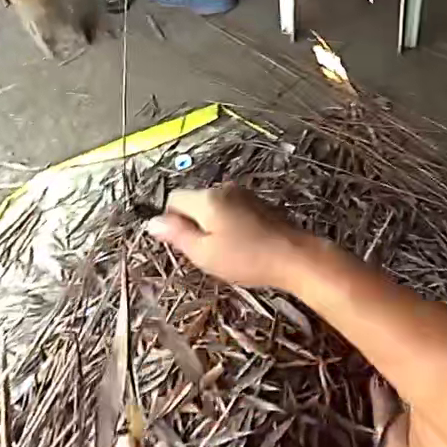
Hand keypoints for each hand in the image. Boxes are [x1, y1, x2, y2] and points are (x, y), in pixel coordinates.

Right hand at [145, 186, 319, 289]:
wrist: (294, 256)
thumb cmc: (246, 258)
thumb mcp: (204, 253)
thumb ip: (176, 234)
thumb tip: (151, 222)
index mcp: (206, 198)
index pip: (173, 198)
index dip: (171, 220)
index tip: (183, 244)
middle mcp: (223, 188)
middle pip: (194, 201)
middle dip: (192, 223)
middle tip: (205, 251)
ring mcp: (243, 194)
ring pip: (213, 206)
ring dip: (211, 225)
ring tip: (225, 250)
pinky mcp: (258, 203)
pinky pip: (231, 209)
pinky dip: (229, 224)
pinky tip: (241, 244)